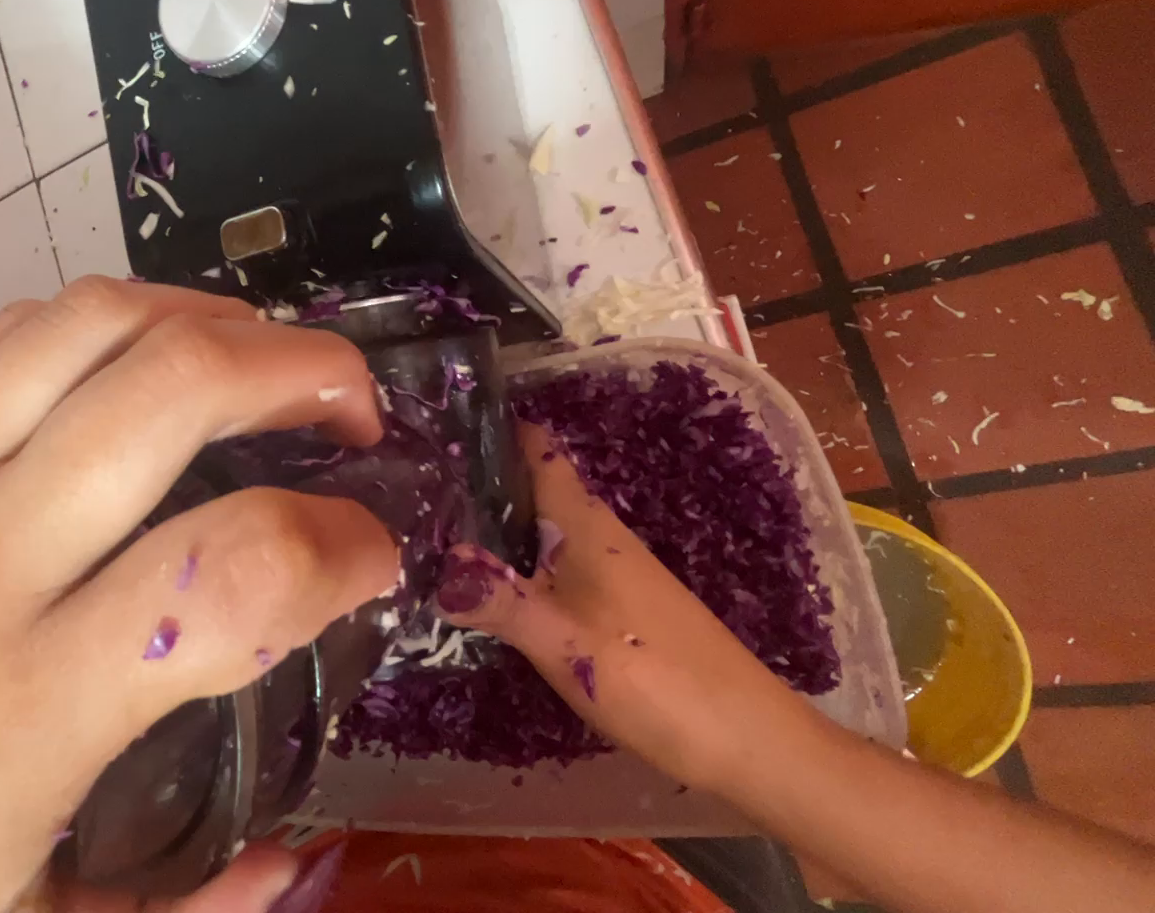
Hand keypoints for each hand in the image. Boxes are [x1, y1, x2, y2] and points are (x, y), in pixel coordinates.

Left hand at [0, 279, 395, 912]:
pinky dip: (122, 318)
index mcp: (29, 702)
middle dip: (301, 371)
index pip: (233, 571)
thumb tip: (298, 849)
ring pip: (100, 321)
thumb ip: (187, 909)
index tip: (371, 551)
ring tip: (265, 358)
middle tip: (350, 407)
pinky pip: (26, 325)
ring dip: (215, 320)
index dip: (338, 544)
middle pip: (174, 391)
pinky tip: (157, 355)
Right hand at [435, 422, 821, 791]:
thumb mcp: (564, 642)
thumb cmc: (657, 678)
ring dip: (491, 520)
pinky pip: (548, 562)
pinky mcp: (613, 605)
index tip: (439, 419)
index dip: (495, 428)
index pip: (538, 452)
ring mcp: (608, 571)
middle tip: (411, 476)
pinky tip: (483, 581)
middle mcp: (597, 536)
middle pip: (529, 488)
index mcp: (586, 525)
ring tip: (429, 521)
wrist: (751, 743)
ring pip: (538, 526)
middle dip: (477, 477)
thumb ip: (497, 602)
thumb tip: (429, 571)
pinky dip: (512, 559)